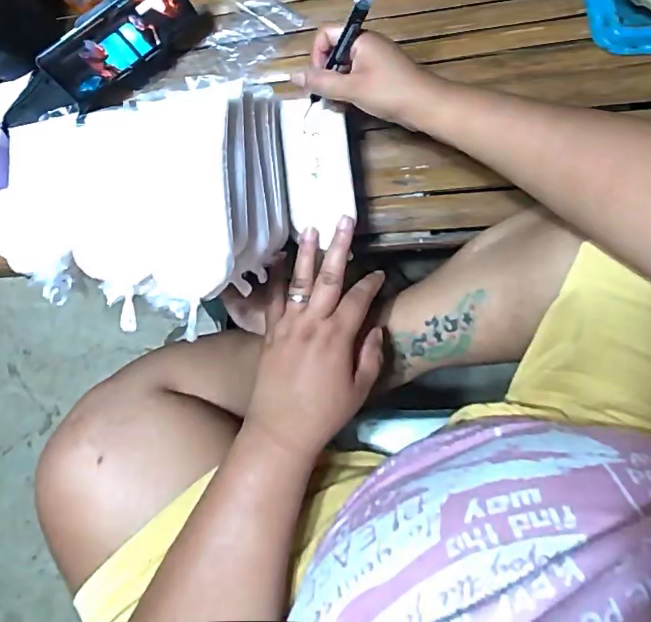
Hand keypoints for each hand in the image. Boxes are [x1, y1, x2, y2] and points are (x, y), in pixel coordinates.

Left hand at [241, 218, 386, 462]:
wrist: (280, 429)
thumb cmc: (325, 413)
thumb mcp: (359, 390)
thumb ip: (370, 355)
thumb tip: (375, 327)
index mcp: (337, 337)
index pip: (359, 299)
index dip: (371, 283)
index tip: (380, 273)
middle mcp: (312, 322)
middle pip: (329, 277)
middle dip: (340, 247)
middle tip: (345, 221)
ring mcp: (288, 323)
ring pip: (299, 279)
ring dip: (306, 252)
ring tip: (311, 228)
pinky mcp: (270, 329)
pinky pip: (274, 296)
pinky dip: (277, 276)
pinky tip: (279, 259)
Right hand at [294, 26, 441, 127]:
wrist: (428, 106)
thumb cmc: (389, 92)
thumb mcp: (350, 88)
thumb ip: (321, 82)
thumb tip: (293, 76)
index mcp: (361, 39)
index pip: (326, 34)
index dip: (317, 54)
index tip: (319, 76)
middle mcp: (368, 44)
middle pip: (334, 51)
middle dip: (326, 73)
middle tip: (326, 93)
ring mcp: (376, 59)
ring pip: (344, 66)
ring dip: (337, 83)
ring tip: (339, 102)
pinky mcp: (382, 74)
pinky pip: (357, 75)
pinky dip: (349, 88)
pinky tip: (351, 104)